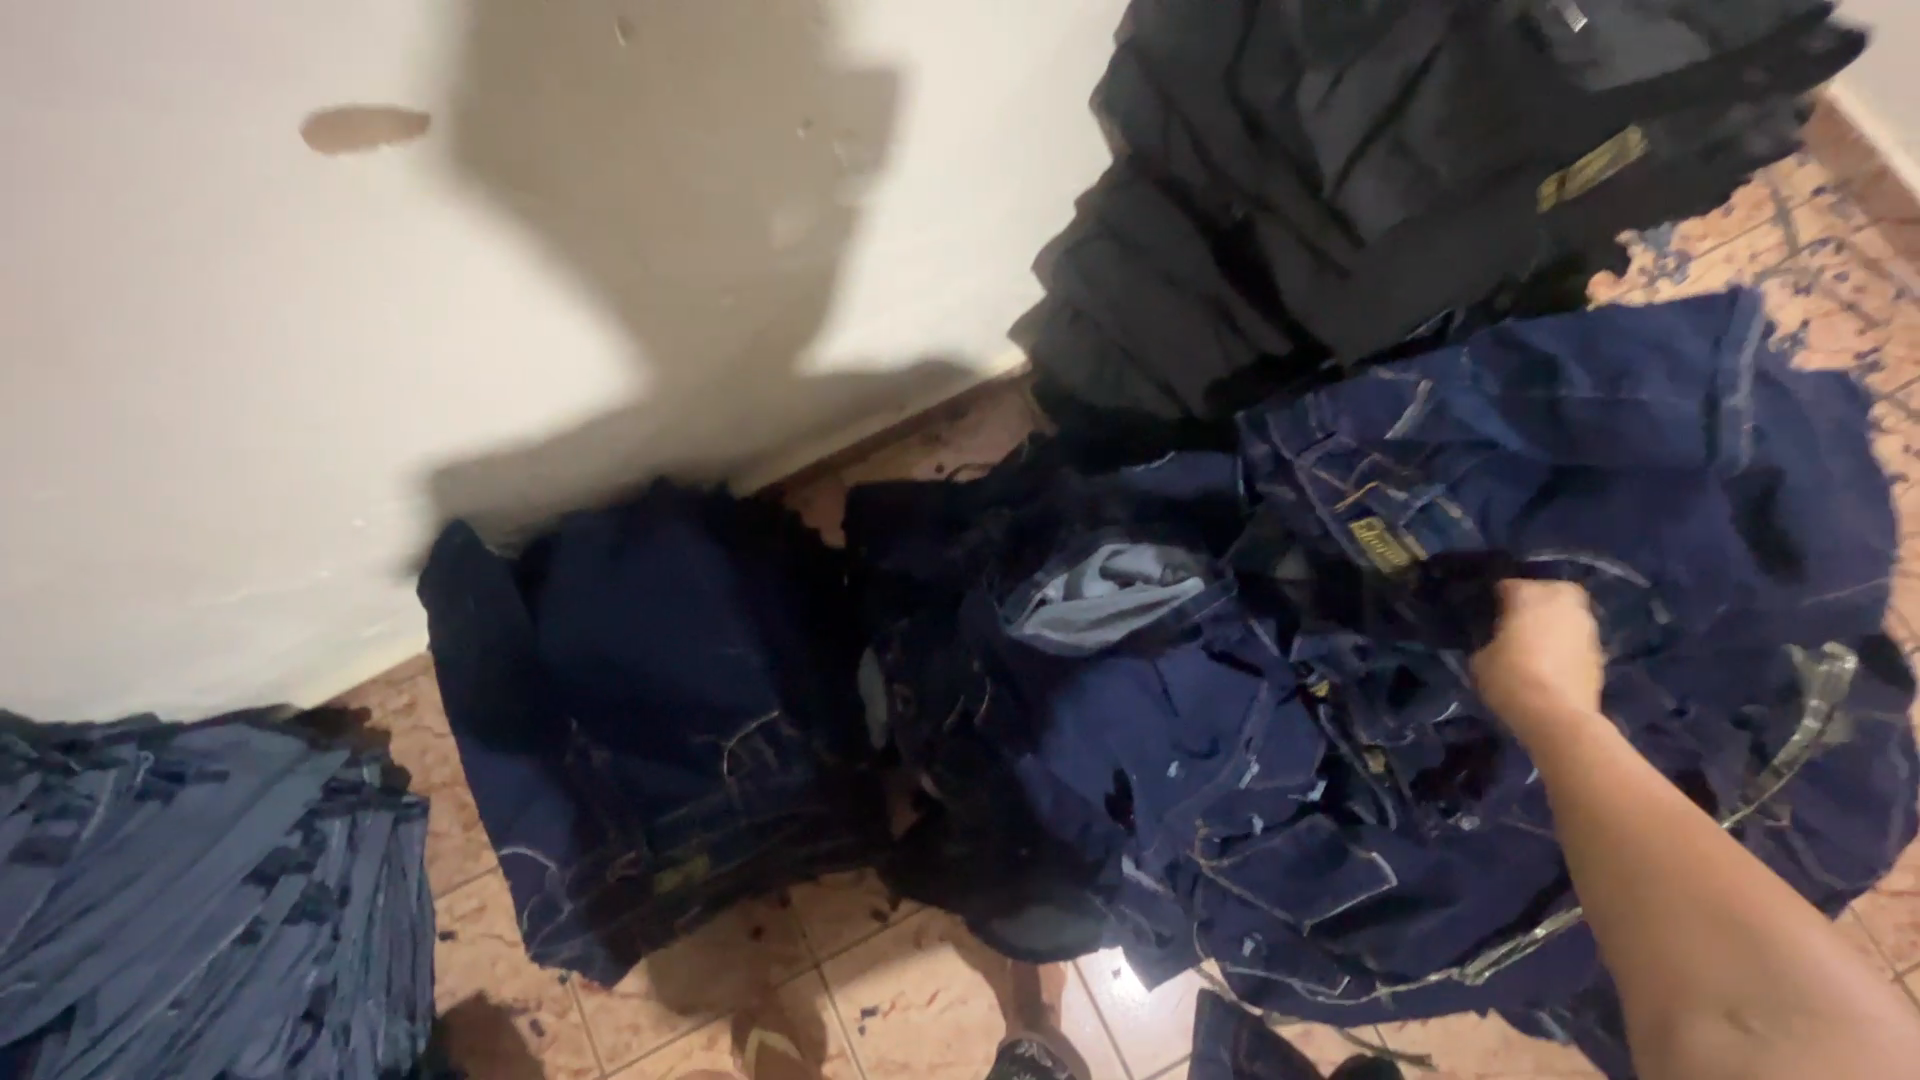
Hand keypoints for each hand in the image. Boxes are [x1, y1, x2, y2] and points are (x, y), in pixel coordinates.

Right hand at [1471, 580, 1604, 740]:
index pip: (1511, 585)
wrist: (1556, 714)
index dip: (1498, 595)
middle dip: (1540, 596)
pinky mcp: (1599, 653)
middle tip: (1522, 612)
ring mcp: (1586, 628)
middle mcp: (1562, 605)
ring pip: (1571, 612)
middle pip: (1554, 589)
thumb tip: (1499, 641)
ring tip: (1538, 637)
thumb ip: (1492, 641)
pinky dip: (1568, 641)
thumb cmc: (1510, 678)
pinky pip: (1579, 637)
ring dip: (1557, 619)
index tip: (1490, 609)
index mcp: (1529, 598)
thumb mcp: (1481, 658)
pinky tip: (1553, 657)